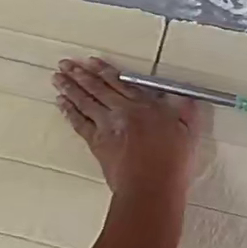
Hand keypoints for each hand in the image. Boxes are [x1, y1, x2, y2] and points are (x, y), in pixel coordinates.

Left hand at [53, 59, 200, 202]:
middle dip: (81, 74)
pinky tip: (62, 103)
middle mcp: (123, 112)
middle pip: (98, 89)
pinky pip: (79, 123)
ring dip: (70, 88)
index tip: (92, 60)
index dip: (105, 70)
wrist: (150, 187)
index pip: (122, 83)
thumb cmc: (172, 163)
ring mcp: (107, 127)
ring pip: (85, 102)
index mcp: (145, 106)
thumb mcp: (189, 133)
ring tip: (57, 77)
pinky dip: (69, 112)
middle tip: (65, 64)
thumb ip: (187, 112)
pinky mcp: (96, 143)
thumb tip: (187, 98)